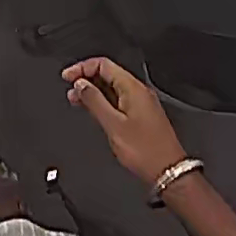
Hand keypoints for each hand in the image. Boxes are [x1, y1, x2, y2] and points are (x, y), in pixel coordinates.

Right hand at [62, 57, 187, 185]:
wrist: (168, 171)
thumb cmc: (146, 151)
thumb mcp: (113, 125)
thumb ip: (94, 101)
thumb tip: (81, 85)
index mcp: (132, 88)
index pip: (103, 64)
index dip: (82, 68)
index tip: (67, 76)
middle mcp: (138, 91)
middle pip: (107, 74)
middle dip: (86, 79)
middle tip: (69, 89)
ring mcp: (141, 102)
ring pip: (112, 87)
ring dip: (93, 91)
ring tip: (76, 100)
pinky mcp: (141, 114)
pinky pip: (118, 99)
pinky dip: (103, 101)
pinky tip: (94, 110)